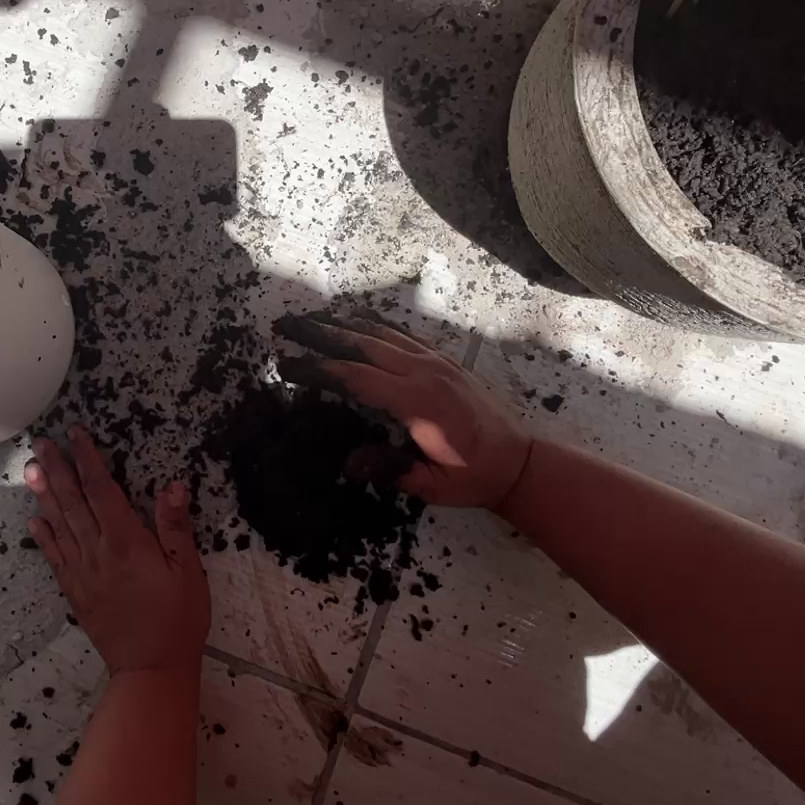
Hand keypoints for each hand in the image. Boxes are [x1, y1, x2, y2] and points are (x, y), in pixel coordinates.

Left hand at [24, 427, 210, 676]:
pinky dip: (44, 537)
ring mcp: (82, 572)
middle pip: (73, 502)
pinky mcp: (76, 592)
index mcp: (126, 541)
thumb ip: (176, 526)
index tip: (76, 435)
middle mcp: (98, 551)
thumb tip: (173, 485)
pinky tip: (34, 520)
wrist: (152, 670)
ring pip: (60, 525)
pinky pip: (55, 558)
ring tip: (30, 470)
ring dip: (44, 495)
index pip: (102, 489)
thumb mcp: (188, 570)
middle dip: (57, 469)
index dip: (88, 460)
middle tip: (41, 442)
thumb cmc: (178, 618)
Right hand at [277, 313, 531, 511]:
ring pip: (379, 331)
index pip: (355, 377)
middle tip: (285, 324)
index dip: (317, 369)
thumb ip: (390, 470)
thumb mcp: (432, 486)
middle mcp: (424, 372)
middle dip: (318, 332)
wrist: (520, 461)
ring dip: (341, 322)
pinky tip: (354, 319)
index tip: (286, 365)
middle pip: (361, 342)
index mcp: (418, 402)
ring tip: (309, 318)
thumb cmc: (473, 477)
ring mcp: (435, 361)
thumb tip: (346, 464)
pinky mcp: (443, 359)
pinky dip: (372, 323)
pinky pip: (401, 333)